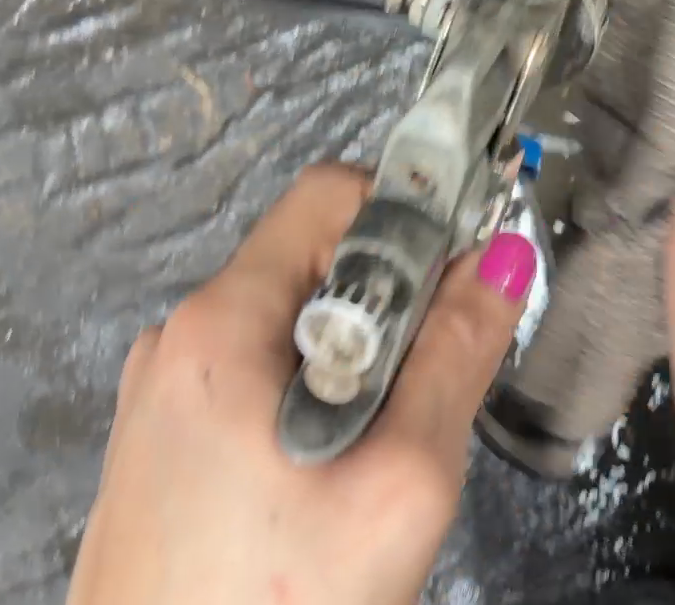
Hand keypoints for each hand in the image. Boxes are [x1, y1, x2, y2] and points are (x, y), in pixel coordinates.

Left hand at [67, 164, 535, 604]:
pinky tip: (342, 463)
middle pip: (321, 255)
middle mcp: (183, 337)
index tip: (466, 274)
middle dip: (400, 292)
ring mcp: (168, 390)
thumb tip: (505, 256)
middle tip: (438, 372)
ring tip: (394, 432)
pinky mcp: (170, 438)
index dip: (414, 213)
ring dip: (371, 345)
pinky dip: (330, 383)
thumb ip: (459, 353)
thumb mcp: (402, 479)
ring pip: (305, 315)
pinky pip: (273, 367)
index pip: (333, 194)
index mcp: (221, 324)